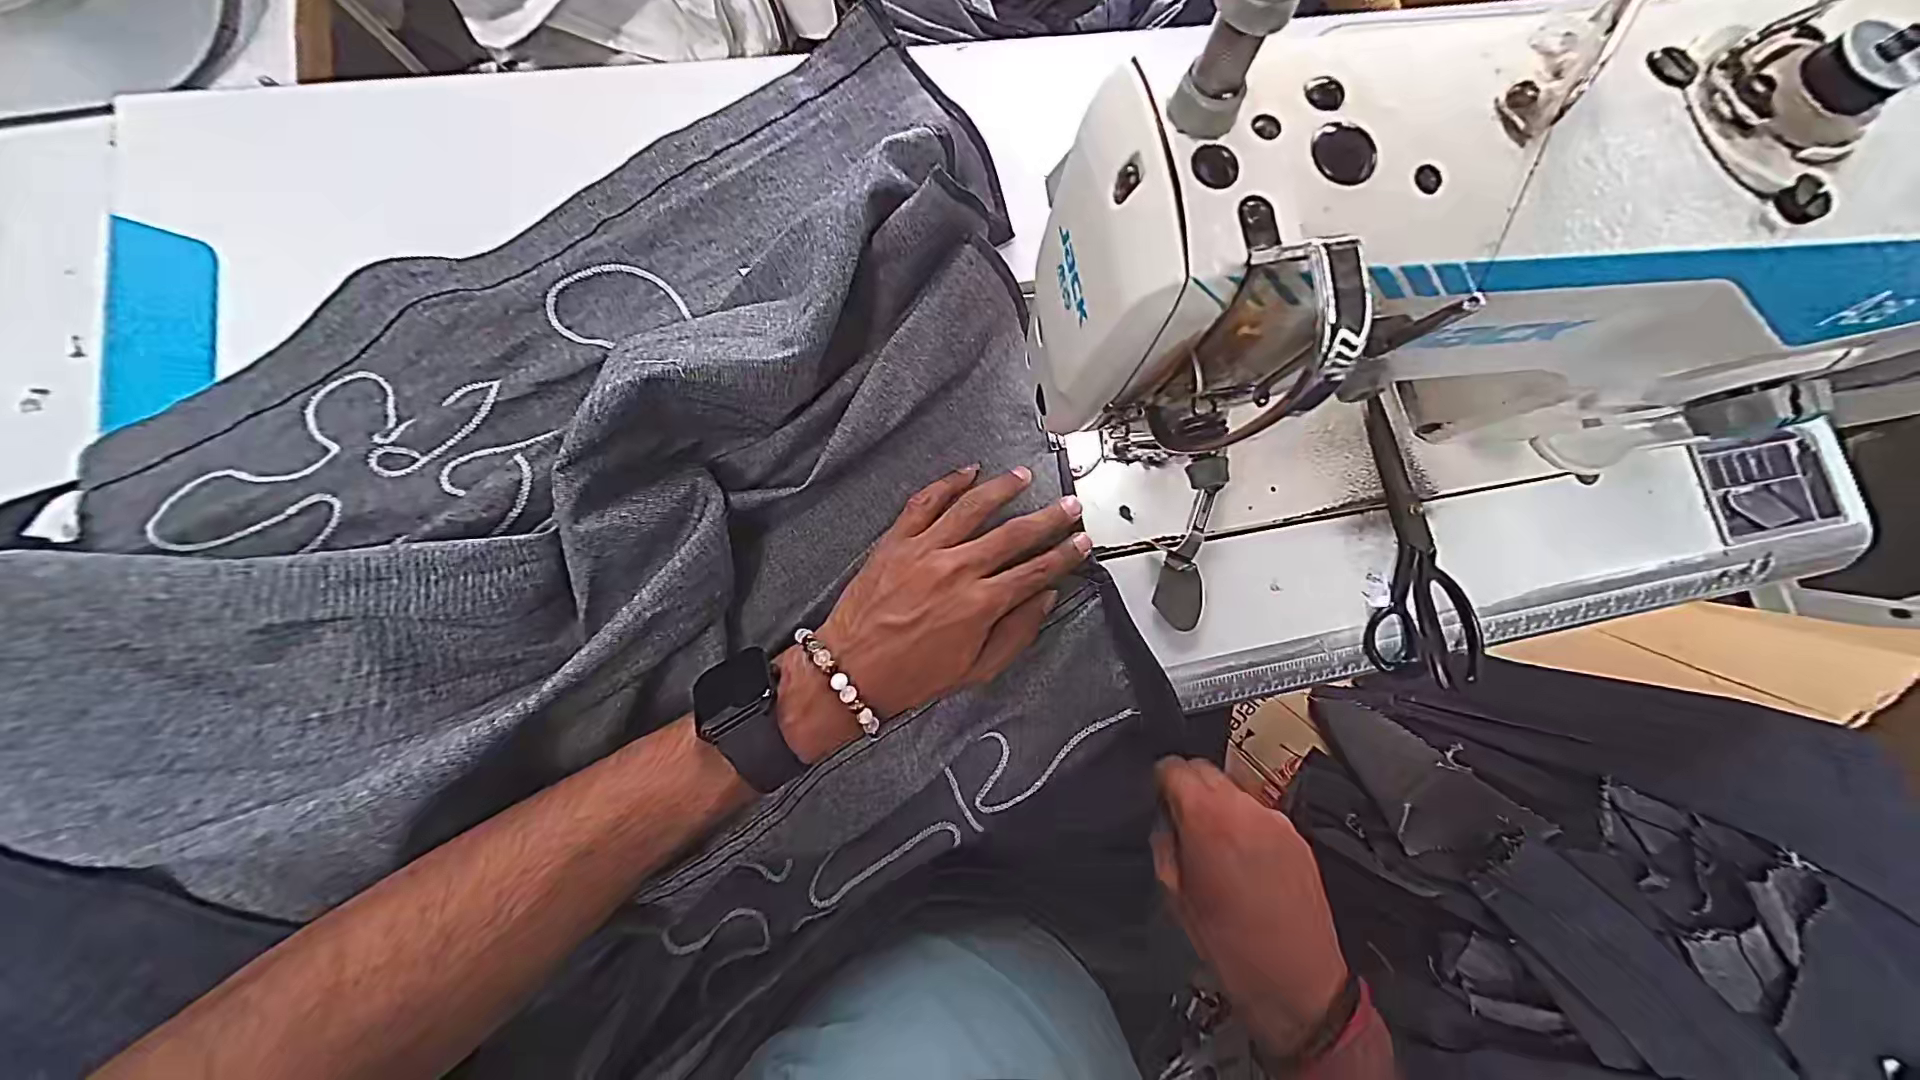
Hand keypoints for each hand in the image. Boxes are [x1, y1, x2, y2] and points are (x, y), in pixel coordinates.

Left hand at [777, 464, 1088, 759]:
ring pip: (973, 507)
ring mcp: (924, 551)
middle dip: (1049, 517)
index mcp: (979, 604)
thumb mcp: (976, 669)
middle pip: (1014, 533)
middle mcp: (956, 570)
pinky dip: (948, 483)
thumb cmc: (910, 675)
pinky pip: (925, 502)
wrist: (852, 670)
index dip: (1065, 554)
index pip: (1036, 570)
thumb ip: (1016, 632)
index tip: (1080, 542)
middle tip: (1067, 506)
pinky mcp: (897, 542)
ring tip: (1022, 477)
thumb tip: (1044, 600)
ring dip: (1003, 488)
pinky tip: (966, 473)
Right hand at [1153, 757, 1349, 1058]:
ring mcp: (1274, 821)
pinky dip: (1245, 823)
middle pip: (1204, 769)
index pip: (1175, 767)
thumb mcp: (1175, 892)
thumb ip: (1164, 842)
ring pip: (1233, 790)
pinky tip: (1242, 857)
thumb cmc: (1233, 946)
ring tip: (1215, 843)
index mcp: (1206, 818)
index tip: (1159, 791)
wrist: (1295, 982)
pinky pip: (1259, 813)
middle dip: (1189, 787)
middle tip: (1182, 817)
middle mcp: (1243, 810)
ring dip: (1218, 804)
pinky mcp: (1296, 837)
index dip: (1161, 779)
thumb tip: (1165, 820)